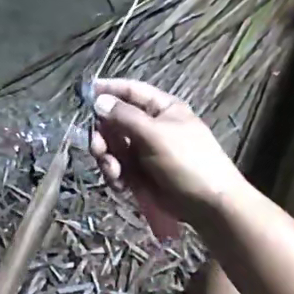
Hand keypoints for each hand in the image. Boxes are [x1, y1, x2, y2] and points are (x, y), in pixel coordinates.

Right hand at [89, 78, 247, 229]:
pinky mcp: (142, 173)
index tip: (84, 92)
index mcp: (162, 108)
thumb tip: (99, 100)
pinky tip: (121, 185)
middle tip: (98, 148)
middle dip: (103, 135)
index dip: (107, 89)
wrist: (209, 204)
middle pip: (115, 121)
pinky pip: (119, 167)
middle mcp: (152, 126)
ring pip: (113, 147)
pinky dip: (116, 175)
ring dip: (108, 159)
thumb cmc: (187, 161)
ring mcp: (146, 151)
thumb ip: (125, 117)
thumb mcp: (155, 134)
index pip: (130, 91)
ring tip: (114, 171)